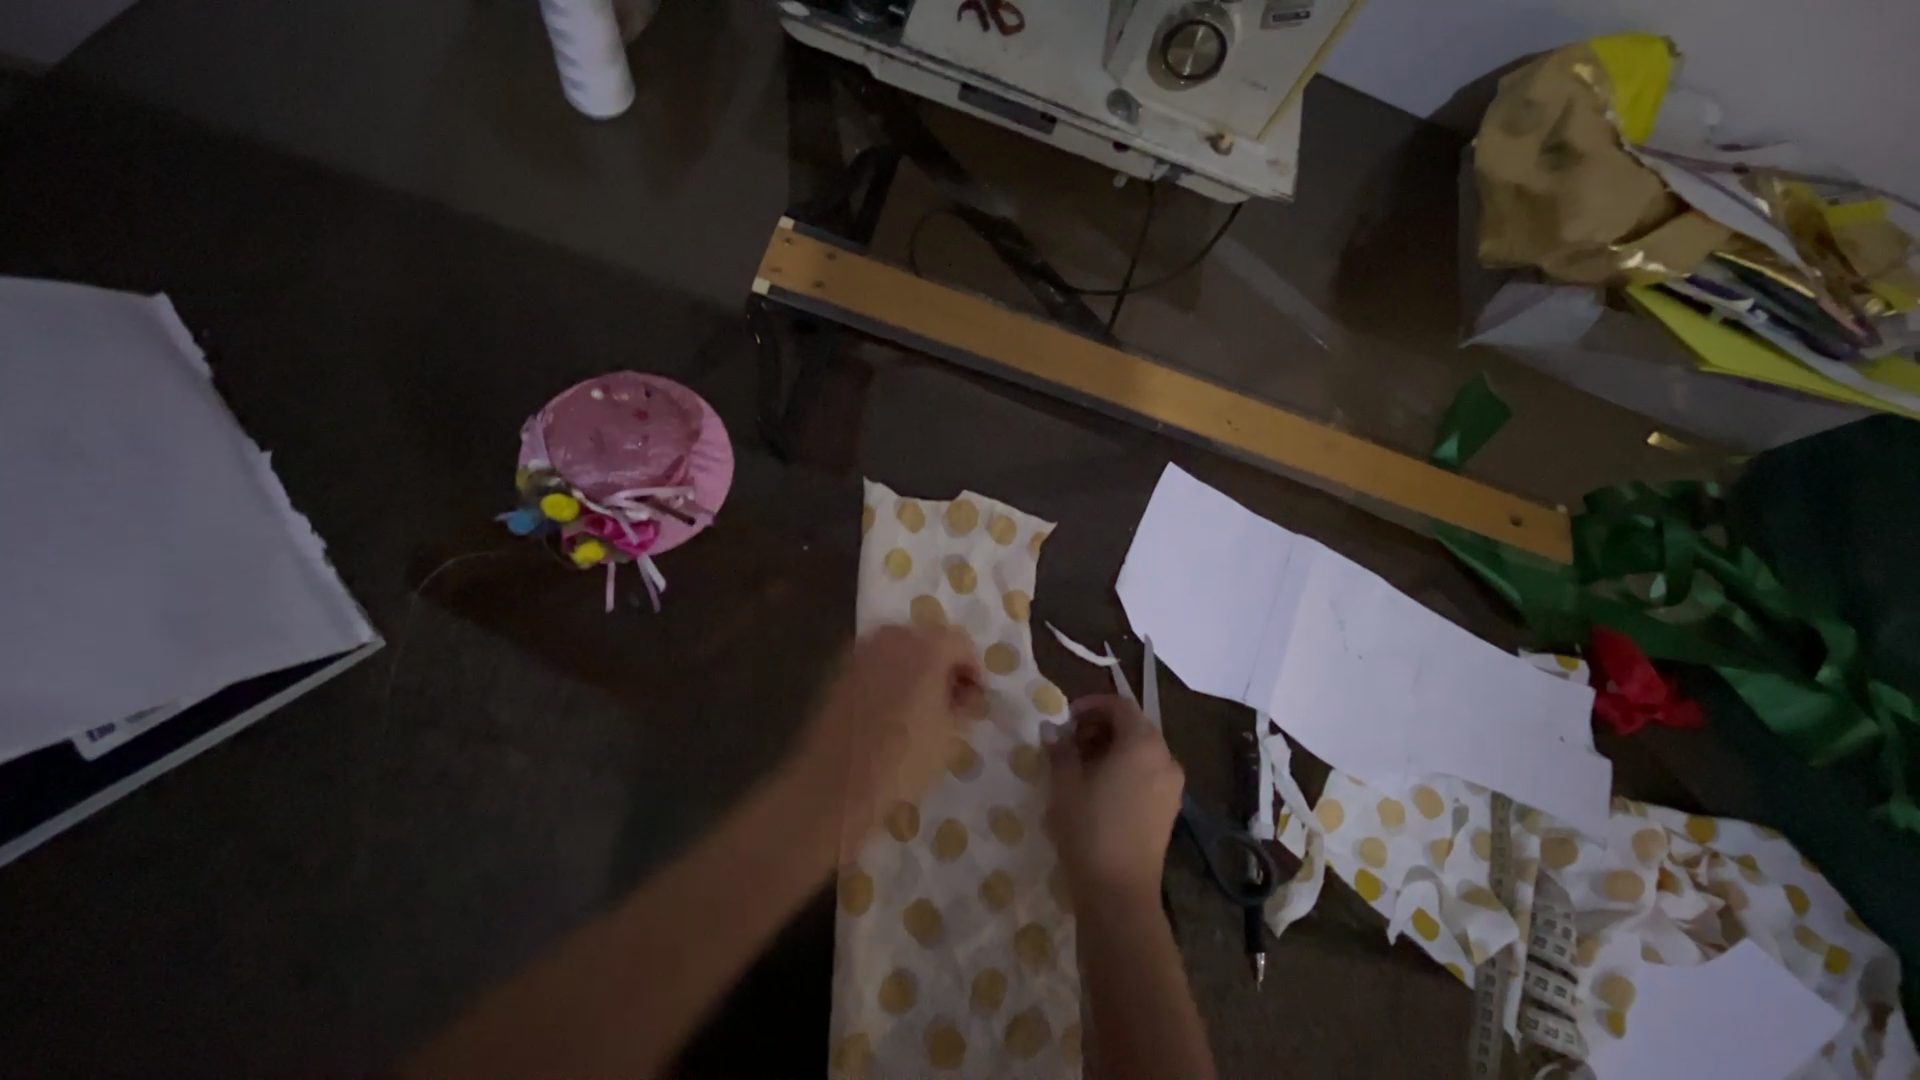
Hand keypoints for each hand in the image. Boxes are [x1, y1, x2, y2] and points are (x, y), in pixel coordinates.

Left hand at [795, 625, 985, 856]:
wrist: (836, 783)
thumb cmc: (903, 759)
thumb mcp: (950, 735)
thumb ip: (965, 705)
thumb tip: (968, 695)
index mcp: (925, 647)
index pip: (961, 642)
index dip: (973, 670)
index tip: (975, 700)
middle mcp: (891, 638)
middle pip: (927, 639)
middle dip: (943, 665)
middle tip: (950, 700)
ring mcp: (859, 652)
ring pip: (898, 649)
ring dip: (914, 669)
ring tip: (920, 705)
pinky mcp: (836, 671)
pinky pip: (873, 664)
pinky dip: (887, 677)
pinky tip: (890, 709)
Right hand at [1045, 695, 1183, 901]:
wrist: (1119, 891)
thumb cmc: (1089, 828)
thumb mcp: (1065, 783)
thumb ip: (1060, 749)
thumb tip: (1054, 732)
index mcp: (1142, 744)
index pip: (1120, 705)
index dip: (1091, 705)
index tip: (1065, 719)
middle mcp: (1165, 758)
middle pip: (1134, 726)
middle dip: (1101, 727)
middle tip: (1069, 742)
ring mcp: (1172, 785)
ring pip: (1142, 751)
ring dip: (1113, 748)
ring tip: (1081, 766)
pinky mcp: (1170, 808)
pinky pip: (1148, 773)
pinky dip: (1126, 769)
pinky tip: (1100, 788)